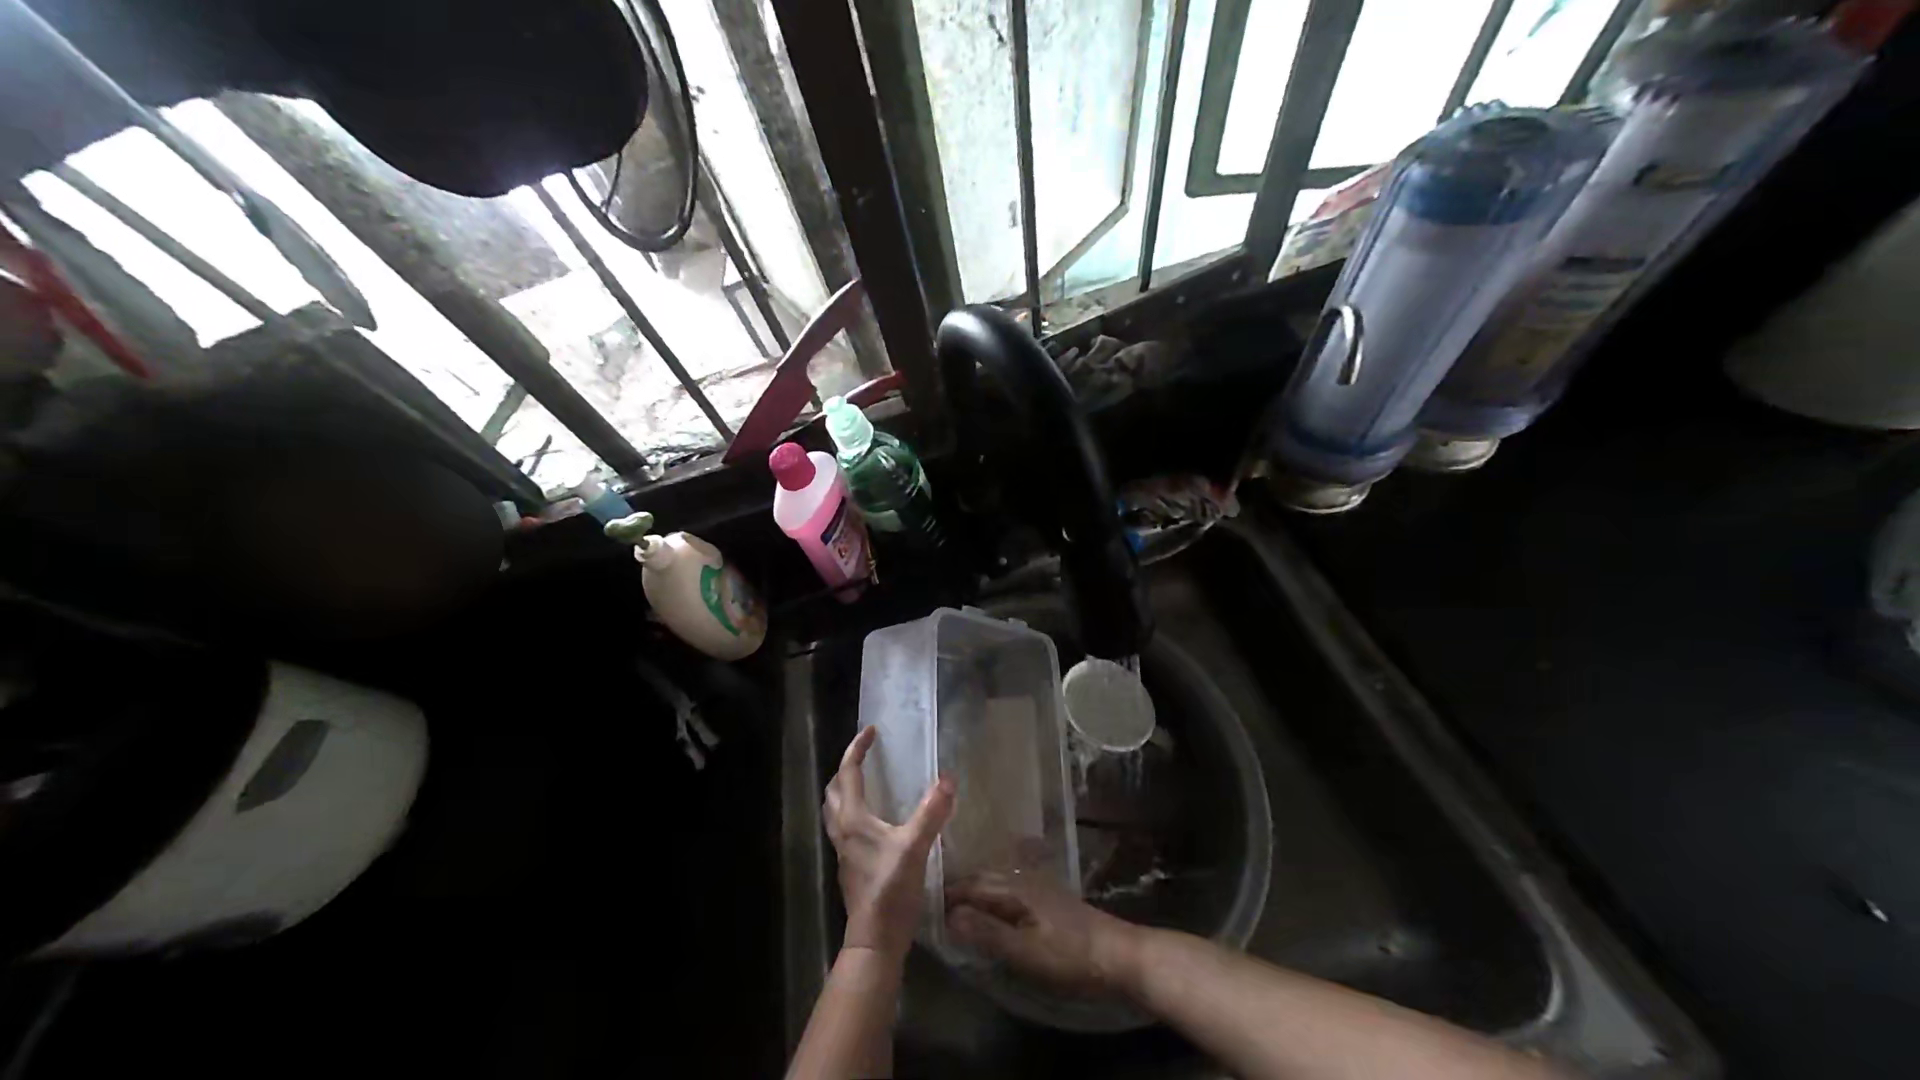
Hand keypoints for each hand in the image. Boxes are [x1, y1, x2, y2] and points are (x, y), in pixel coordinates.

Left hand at [823, 726, 955, 959]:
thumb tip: (948, 779)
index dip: (857, 749)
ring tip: (866, 781)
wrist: (875, 940)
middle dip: (846, 768)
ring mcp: (843, 850)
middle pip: (834, 790)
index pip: (848, 773)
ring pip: (835, 809)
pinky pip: (844, 826)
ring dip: (845, 789)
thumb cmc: (890, 891)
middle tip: (865, 755)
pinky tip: (874, 821)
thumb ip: (931, 813)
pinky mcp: (850, 865)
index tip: (871, 731)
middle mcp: (842, 831)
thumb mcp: (915, 848)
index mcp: (852, 820)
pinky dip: (852, 810)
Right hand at [945, 872, 1144, 998]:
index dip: (947, 895)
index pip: (970, 885)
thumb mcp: (1024, 950)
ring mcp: (1037, 886)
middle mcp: (1023, 878)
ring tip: (955, 910)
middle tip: (934, 908)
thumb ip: (987, 932)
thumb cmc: (1069, 954)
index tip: (923, 904)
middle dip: (958, 890)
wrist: (1118, 955)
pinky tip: (991, 911)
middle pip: (982, 879)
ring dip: (974, 893)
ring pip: (996, 883)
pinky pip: (1009, 890)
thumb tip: (949, 914)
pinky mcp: (1047, 899)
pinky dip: (992, 898)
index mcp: (1014, 887)